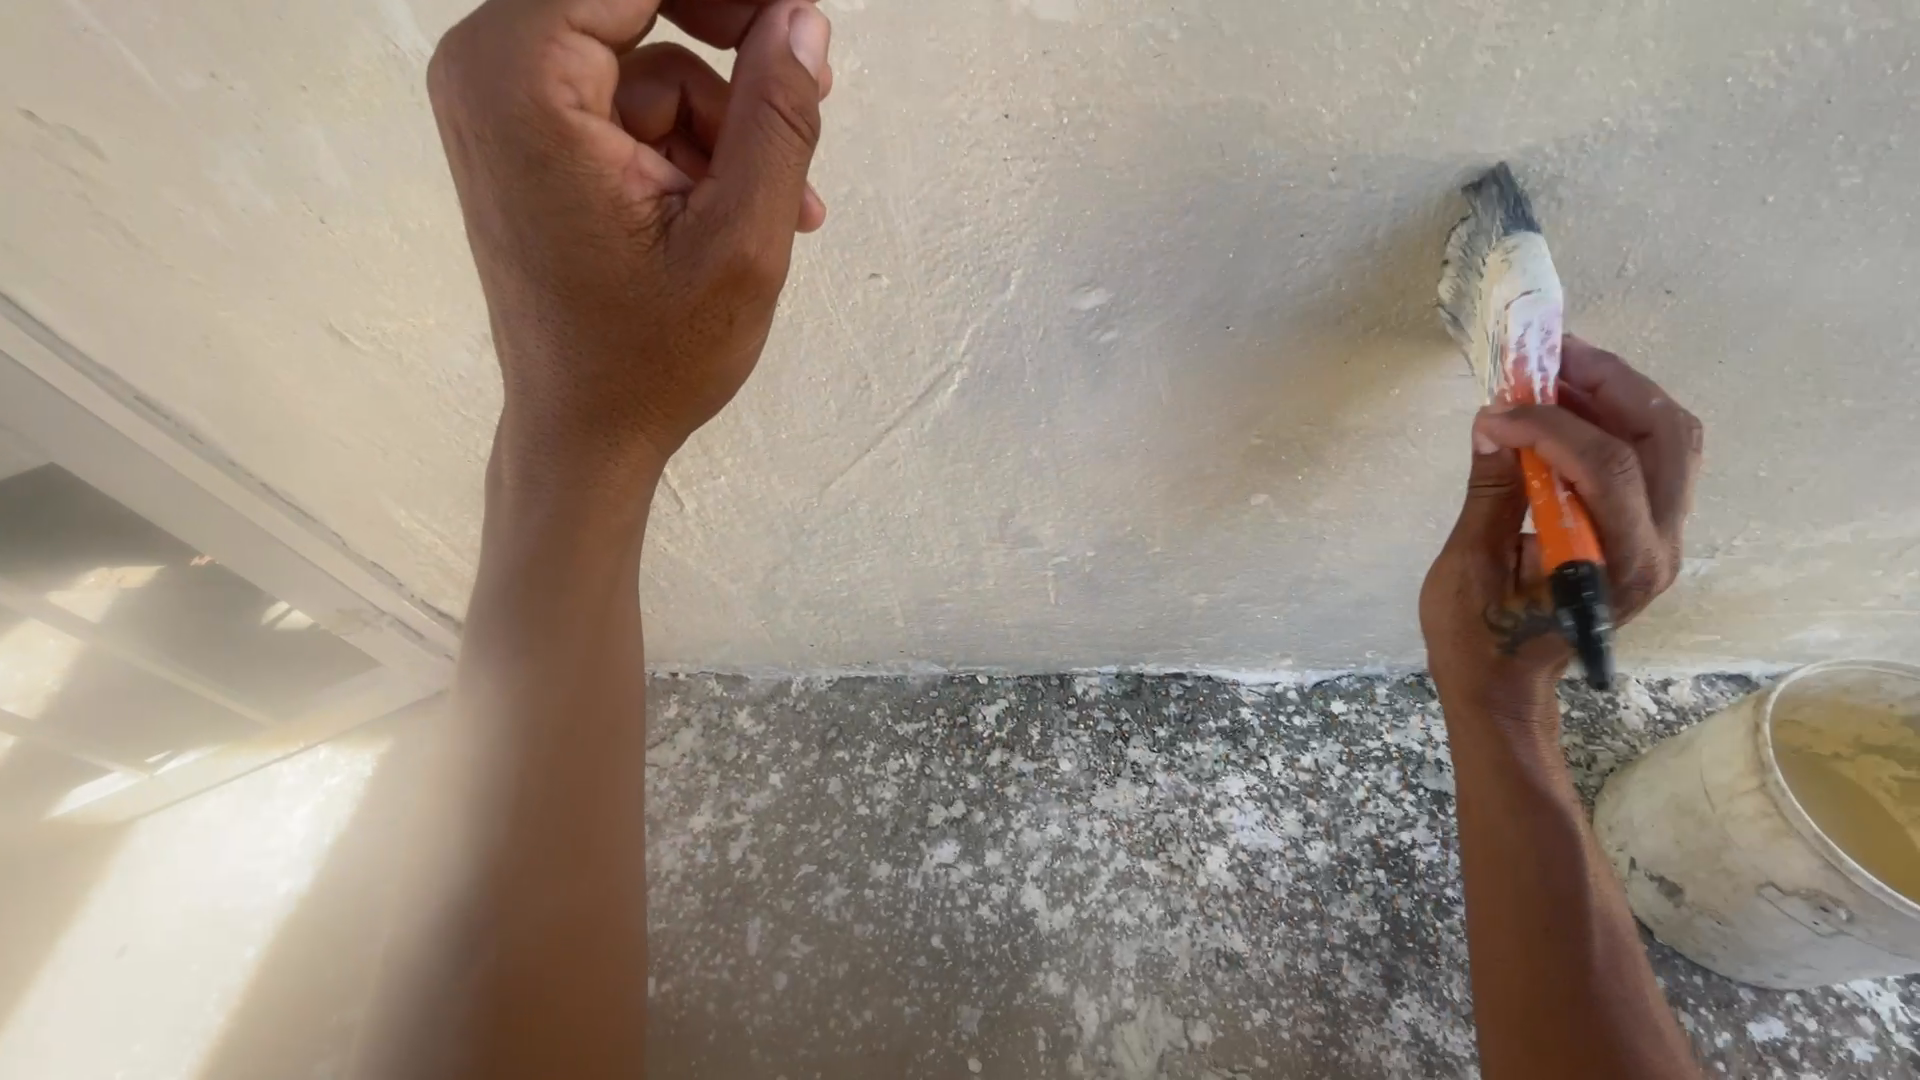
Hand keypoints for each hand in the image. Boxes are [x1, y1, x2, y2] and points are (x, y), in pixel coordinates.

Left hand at [427, 0, 831, 492]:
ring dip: (729, 126)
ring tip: (787, 208)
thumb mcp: (742, 240)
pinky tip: (745, 214)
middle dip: (734, 50)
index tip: (801, 23)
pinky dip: (697, 152)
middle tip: (811, 98)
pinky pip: (634, 113)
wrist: (587, 434)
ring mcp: (509, 110)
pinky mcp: (535, 148)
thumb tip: (804, 22)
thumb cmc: (657, 356)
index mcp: (524, 77)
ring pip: (649, 65)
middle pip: (635, 3)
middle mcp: (491, 70)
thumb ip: (778, 119)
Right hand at [1420, 337, 1704, 719]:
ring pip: (1669, 439)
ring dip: (1616, 393)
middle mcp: (1658, 544)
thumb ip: (1491, 492)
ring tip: (1554, 369)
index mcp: (1616, 563)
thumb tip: (1492, 423)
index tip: (1491, 411)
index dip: (1549, 424)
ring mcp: (1660, 536)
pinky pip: (1649, 456)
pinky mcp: (1643, 530)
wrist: (1502, 683)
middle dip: (1607, 383)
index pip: (1606, 467)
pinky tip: (1563, 405)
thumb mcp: (1468, 565)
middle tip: (1545, 353)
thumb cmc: (1476, 636)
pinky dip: (1611, 418)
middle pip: (1664, 435)